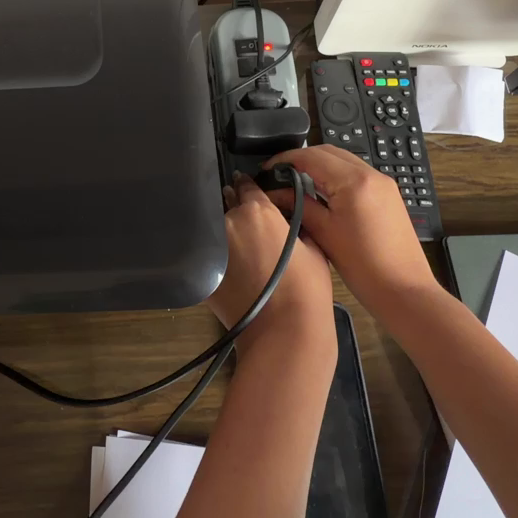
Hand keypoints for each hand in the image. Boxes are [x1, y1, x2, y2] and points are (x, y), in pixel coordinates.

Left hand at [207, 176, 334, 354]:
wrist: (284, 332)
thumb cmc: (307, 289)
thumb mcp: (314, 249)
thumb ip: (296, 225)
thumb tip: (288, 219)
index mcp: (258, 211)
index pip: (247, 186)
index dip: (247, 185)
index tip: (245, 185)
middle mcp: (230, 221)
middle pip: (228, 205)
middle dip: (235, 208)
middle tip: (245, 222)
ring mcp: (213, 246)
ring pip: (216, 230)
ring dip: (225, 233)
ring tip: (238, 249)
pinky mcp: (203, 272)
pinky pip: (210, 256)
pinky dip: (217, 258)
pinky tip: (229, 270)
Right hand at [263, 145, 438, 324]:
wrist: (405, 291)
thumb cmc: (363, 266)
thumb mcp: (324, 233)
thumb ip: (298, 205)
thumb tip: (275, 191)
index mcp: (354, 182)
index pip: (311, 156)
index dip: (285, 159)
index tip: (267, 169)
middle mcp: (371, 174)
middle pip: (328, 151)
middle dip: (301, 158)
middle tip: (279, 173)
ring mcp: (383, 183)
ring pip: (343, 160)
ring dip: (319, 165)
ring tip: (297, 181)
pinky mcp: (388, 193)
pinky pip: (356, 173)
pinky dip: (336, 175)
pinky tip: (322, 191)